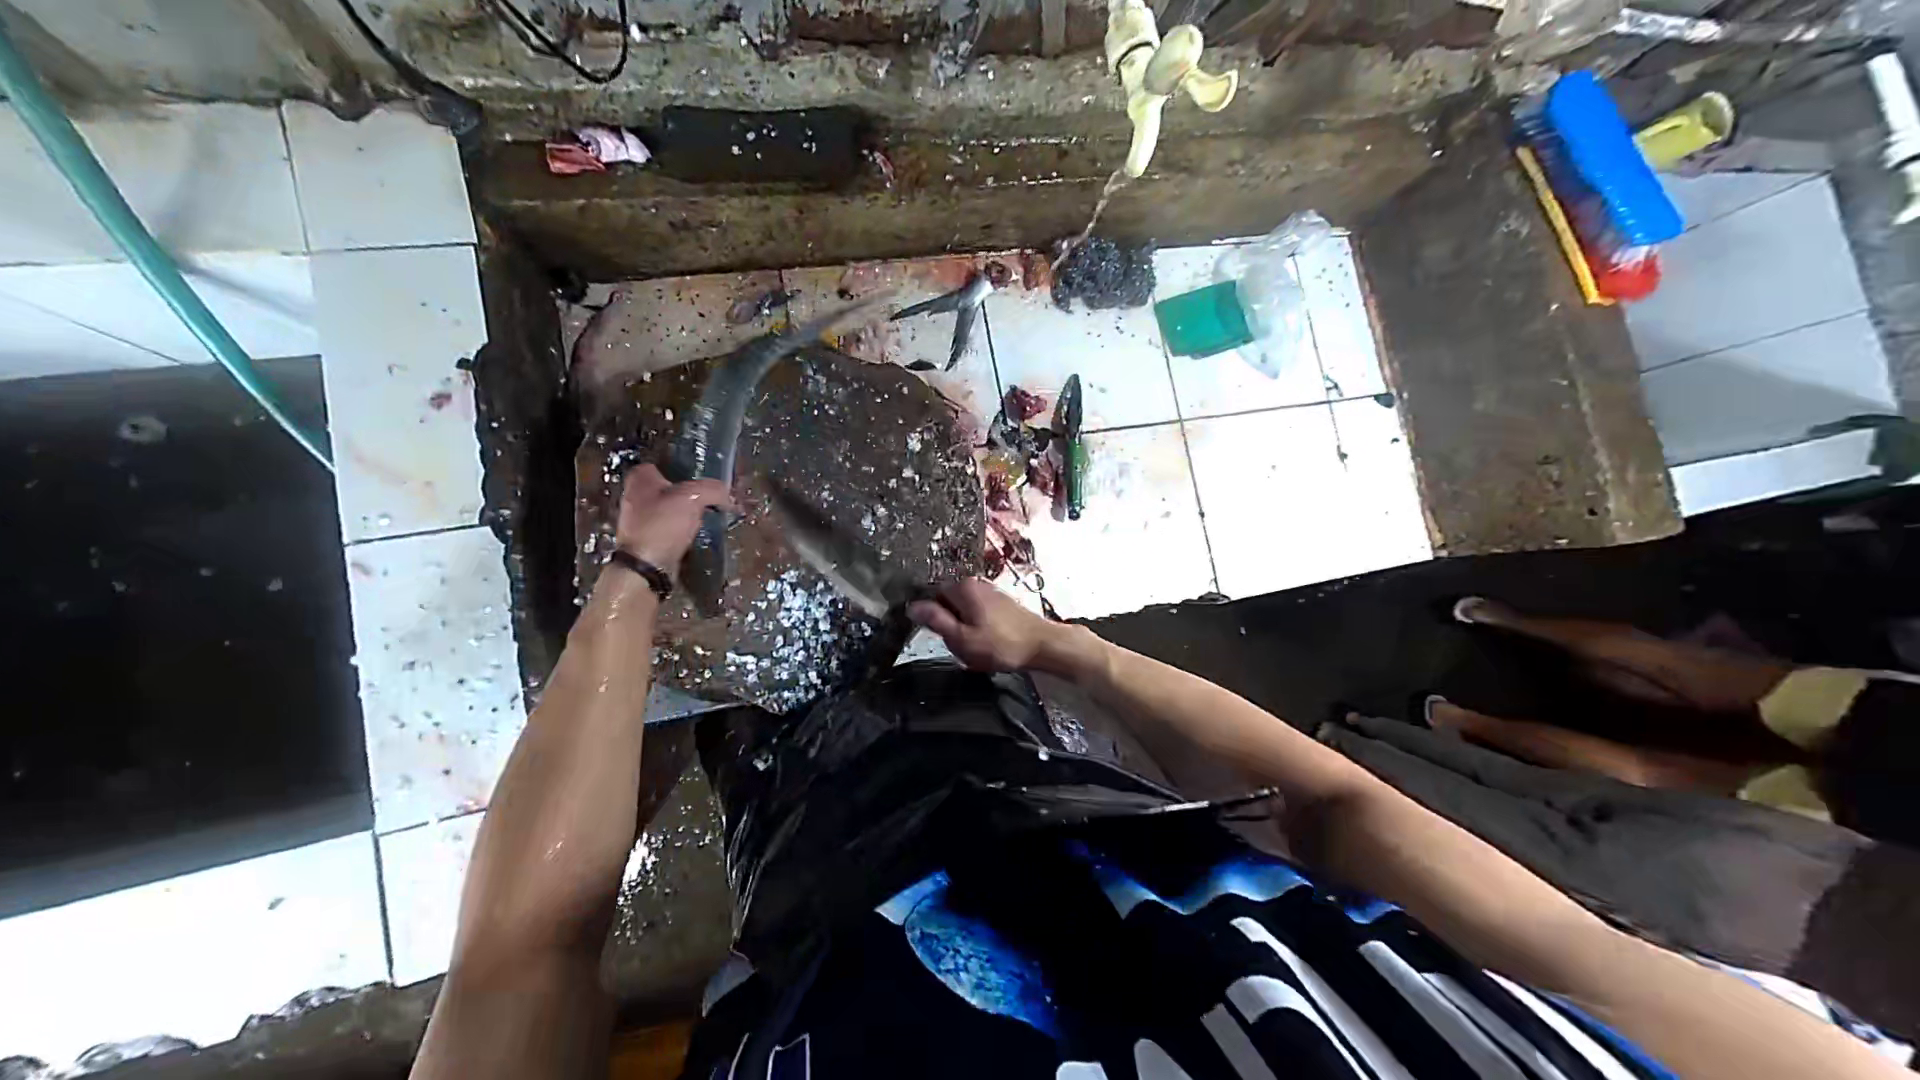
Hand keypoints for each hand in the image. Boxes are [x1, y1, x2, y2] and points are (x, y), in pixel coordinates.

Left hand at [615, 464, 732, 568]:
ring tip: (706, 517)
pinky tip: (694, 534)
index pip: (668, 464)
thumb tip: (728, 494)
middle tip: (710, 498)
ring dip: (686, 513)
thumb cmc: (663, 524)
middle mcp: (633, 494)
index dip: (688, 470)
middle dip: (689, 493)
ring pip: (670, 508)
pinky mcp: (644, 538)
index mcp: (640, 478)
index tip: (705, 478)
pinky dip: (680, 530)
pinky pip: (668, 527)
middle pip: (671, 487)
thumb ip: (713, 489)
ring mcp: (637, 518)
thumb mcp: (694, 498)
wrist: (645, 567)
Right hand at [908, 578, 1067, 671]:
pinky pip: (978, 614)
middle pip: (948, 604)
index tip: (943, 637)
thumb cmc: (1001, 645)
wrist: (1043, 646)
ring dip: (965, 629)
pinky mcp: (1001, 603)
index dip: (933, 619)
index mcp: (962, 588)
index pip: (931, 597)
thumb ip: (935, 620)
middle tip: (962, 645)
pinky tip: (989, 643)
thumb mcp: (962, 638)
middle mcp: (975, 583)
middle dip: (951, 625)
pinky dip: (979, 628)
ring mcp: (990, 592)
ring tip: (978, 647)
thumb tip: (912, 606)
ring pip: (963, 611)